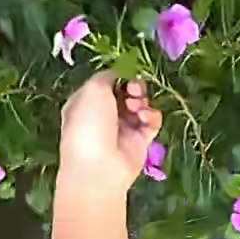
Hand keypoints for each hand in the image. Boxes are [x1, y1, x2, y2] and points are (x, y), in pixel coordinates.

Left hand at [57, 71, 161, 202]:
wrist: (100, 166)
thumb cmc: (89, 124)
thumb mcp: (93, 90)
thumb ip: (108, 75)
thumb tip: (120, 72)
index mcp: (87, 101)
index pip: (108, 82)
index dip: (120, 75)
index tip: (128, 72)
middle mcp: (105, 114)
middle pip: (127, 92)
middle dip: (134, 87)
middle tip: (134, 90)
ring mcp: (123, 128)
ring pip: (141, 106)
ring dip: (143, 101)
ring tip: (137, 107)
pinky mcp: (140, 141)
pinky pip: (151, 122)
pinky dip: (152, 117)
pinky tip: (145, 119)